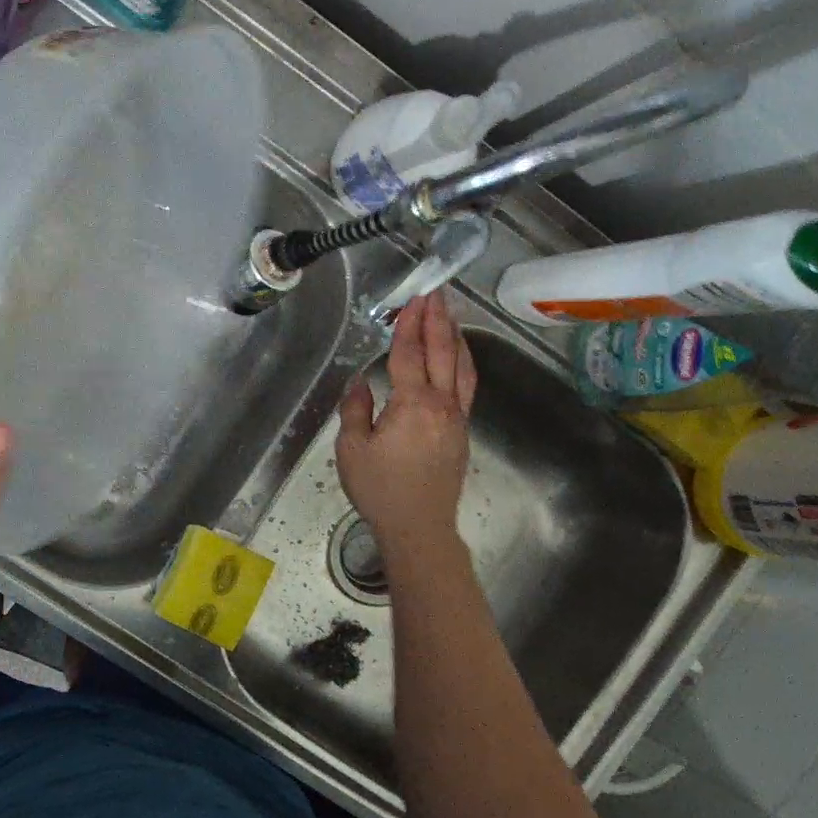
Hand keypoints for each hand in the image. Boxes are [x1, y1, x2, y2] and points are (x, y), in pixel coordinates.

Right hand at [335, 291, 476, 555]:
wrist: (418, 524)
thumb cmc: (380, 489)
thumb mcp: (352, 450)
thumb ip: (356, 411)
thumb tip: (361, 383)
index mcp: (412, 404)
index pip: (410, 355)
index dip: (409, 326)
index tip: (413, 300)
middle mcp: (441, 404)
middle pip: (442, 353)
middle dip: (438, 320)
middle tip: (437, 293)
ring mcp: (456, 417)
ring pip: (462, 367)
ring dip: (455, 337)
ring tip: (450, 315)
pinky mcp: (461, 431)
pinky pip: (466, 385)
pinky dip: (462, 362)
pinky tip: (457, 357)